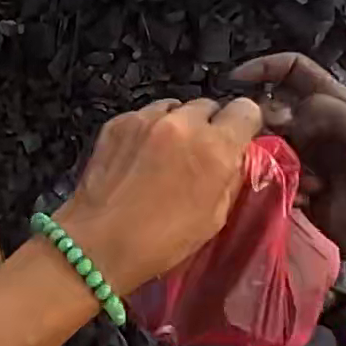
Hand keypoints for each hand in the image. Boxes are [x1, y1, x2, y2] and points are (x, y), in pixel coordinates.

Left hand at [53, 97, 262, 294]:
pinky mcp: (116, 123)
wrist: (99, 240)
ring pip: (173, 107)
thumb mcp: (214, 216)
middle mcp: (180, 124)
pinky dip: (146, 130)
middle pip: (206, 106)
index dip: (244, 124)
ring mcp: (144, 119)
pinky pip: (142, 116)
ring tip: (165, 154)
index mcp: (214, 147)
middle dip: (208, 125)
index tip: (238, 137)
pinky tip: (138, 156)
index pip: (245, 110)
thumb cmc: (163, 239)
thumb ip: (229, 177)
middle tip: (198, 153)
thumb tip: (234, 157)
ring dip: (176, 124)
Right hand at [229, 53, 345, 282]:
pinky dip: (273, 181)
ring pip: (264, 140)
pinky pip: (267, 173)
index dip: (264, 68)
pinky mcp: (294, 184)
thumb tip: (283, 114)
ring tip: (285, 173)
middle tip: (266, 140)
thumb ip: (330, 112)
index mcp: (337, 105)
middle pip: (269, 107)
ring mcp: (303, 156)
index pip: (294, 70)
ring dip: (266, 154)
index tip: (236, 80)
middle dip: (260, 120)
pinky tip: (298, 195)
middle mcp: (315, 126)